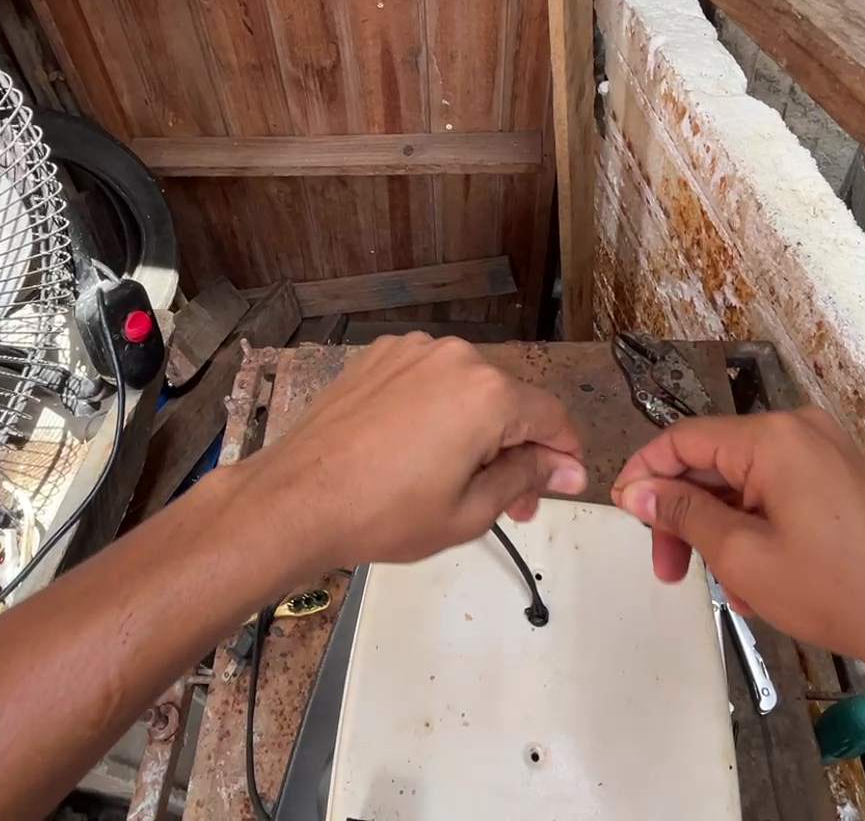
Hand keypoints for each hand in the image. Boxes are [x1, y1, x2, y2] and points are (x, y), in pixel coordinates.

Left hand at [242, 334, 586, 570]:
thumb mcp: (470, 511)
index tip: (561, 484)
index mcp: (487, 393)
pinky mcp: (380, 355)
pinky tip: (418, 446)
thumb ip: (527, 477)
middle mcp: (455, 356)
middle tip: (509, 503)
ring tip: (458, 477)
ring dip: (477, 428)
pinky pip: (429, 379)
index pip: (551, 416)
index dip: (564, 453)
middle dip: (518, 449)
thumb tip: (568, 466)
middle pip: (510, 401)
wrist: (296, 497)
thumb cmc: (385, 513)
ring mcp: (413, 350)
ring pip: (468, 388)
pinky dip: (438, 408)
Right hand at [610, 409, 864, 680]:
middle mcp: (798, 430)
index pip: (682, 439)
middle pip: (713, 462)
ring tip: (726, 588)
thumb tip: (638, 491)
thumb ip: (681, 513)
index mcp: (772, 437)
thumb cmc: (841, 590)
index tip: (626, 511)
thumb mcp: (741, 555)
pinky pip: (775, 492)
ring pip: (742, 483)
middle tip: (669, 567)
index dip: (645, 473)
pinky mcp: (840, 478)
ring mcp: (825, 452)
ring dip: (720, 531)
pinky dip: (754, 528)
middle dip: (685, 515)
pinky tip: (756, 579)